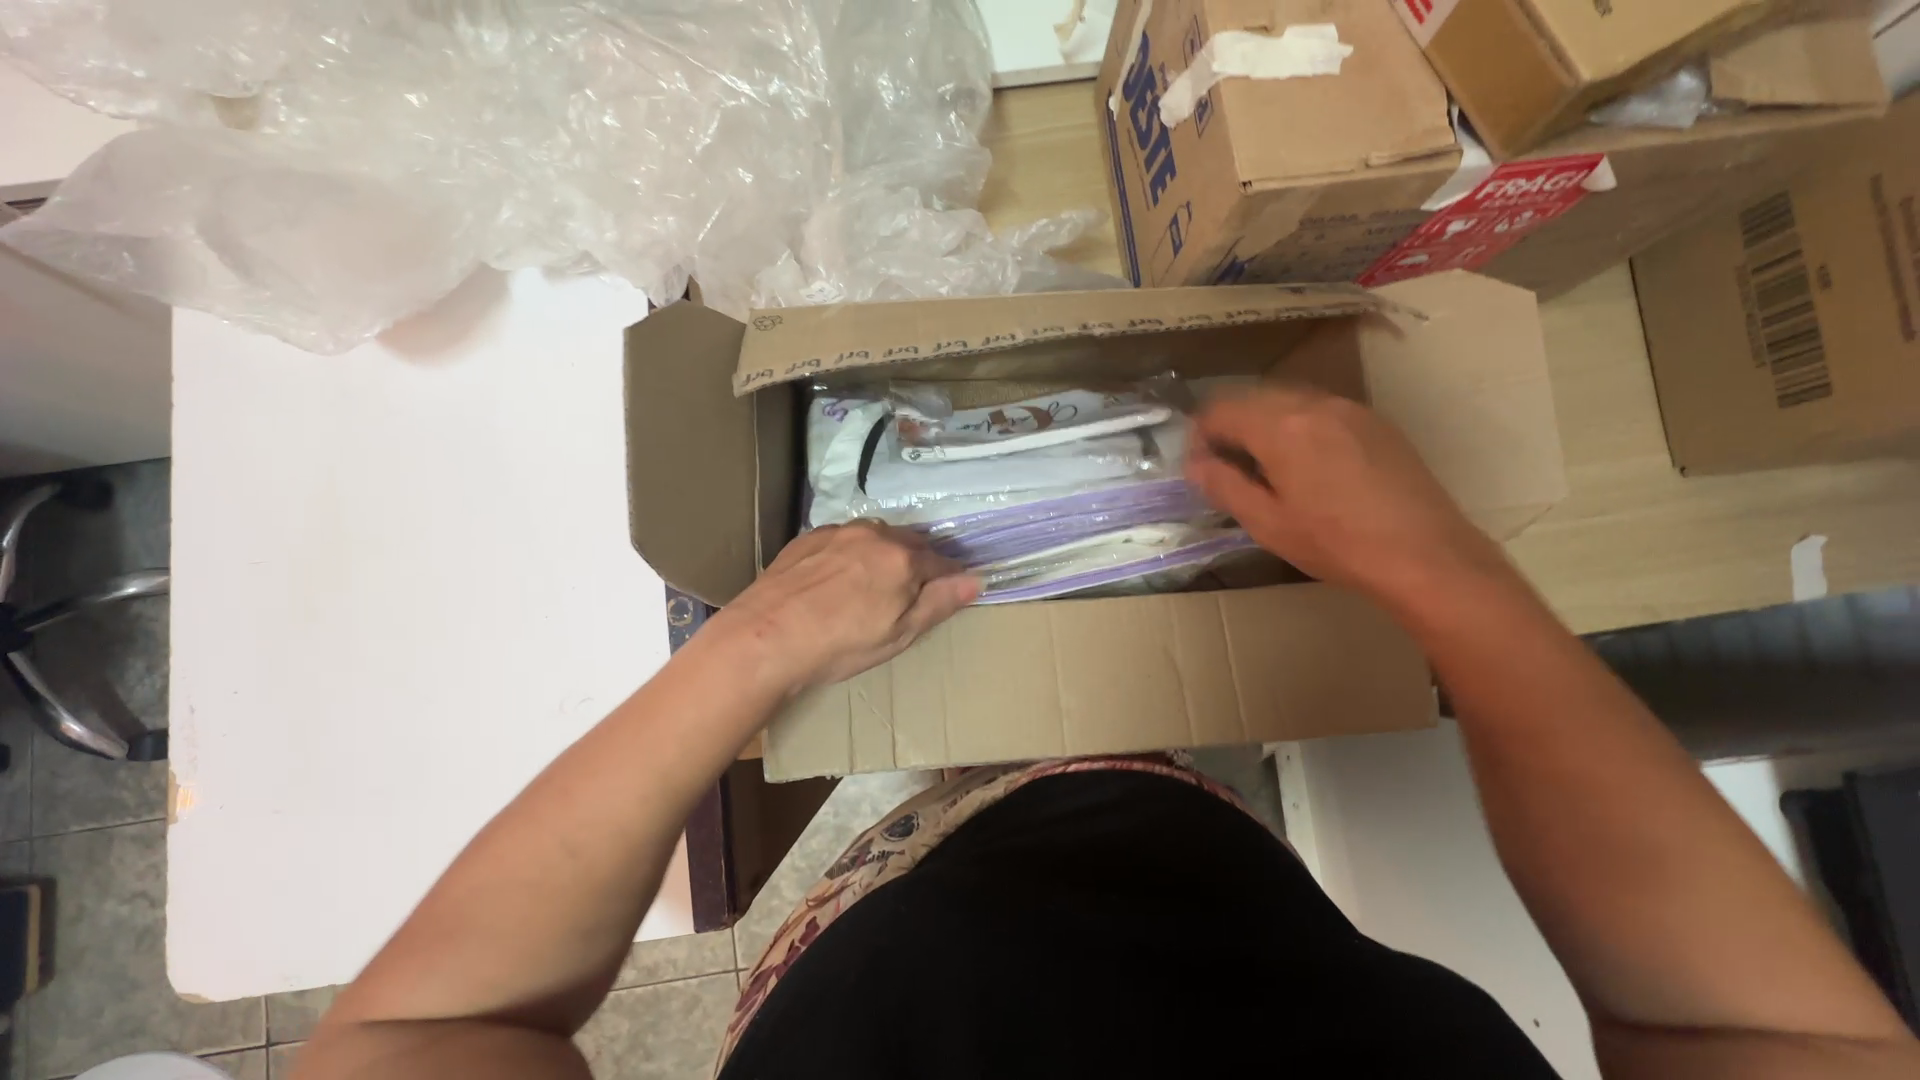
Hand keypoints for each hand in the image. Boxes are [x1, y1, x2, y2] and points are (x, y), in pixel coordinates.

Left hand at [705, 521, 979, 695]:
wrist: (765, 637)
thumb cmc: (839, 644)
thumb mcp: (899, 634)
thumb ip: (939, 603)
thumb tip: (975, 579)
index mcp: (903, 558)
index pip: (942, 562)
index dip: (948, 579)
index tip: (946, 594)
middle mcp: (874, 535)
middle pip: (910, 543)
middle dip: (916, 563)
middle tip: (906, 595)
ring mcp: (837, 532)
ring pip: (875, 537)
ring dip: (883, 554)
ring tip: (871, 586)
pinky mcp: (807, 538)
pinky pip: (843, 539)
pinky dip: (851, 554)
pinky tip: (837, 580)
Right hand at [1185, 385, 1512, 609]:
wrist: (1424, 554)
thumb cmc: (1335, 543)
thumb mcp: (1267, 523)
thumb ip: (1224, 486)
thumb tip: (1194, 464)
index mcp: (1281, 427)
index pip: (1221, 409)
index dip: (1199, 434)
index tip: (1197, 465)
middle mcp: (1314, 404)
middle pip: (1254, 397)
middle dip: (1230, 426)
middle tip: (1225, 466)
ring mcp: (1350, 410)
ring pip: (1290, 401)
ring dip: (1265, 424)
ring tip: (1264, 467)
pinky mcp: (1376, 423)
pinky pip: (1322, 410)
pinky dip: (1299, 426)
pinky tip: (1308, 466)